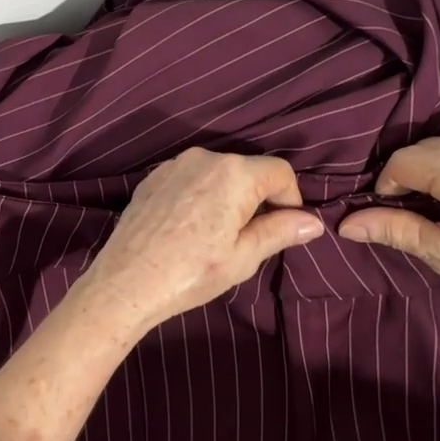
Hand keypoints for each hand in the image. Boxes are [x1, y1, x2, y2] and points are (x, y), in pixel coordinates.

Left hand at [75, 148, 323, 335]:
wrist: (126, 283)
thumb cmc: (190, 273)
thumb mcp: (244, 257)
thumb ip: (280, 231)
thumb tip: (313, 221)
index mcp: (234, 173)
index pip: (280, 172)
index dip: (290, 198)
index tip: (285, 226)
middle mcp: (204, 158)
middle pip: (248, 170)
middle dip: (257, 198)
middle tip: (250, 237)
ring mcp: (174, 165)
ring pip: (218, 173)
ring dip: (228, 196)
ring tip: (217, 235)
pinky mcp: (153, 178)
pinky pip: (191, 178)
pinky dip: (200, 195)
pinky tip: (190, 228)